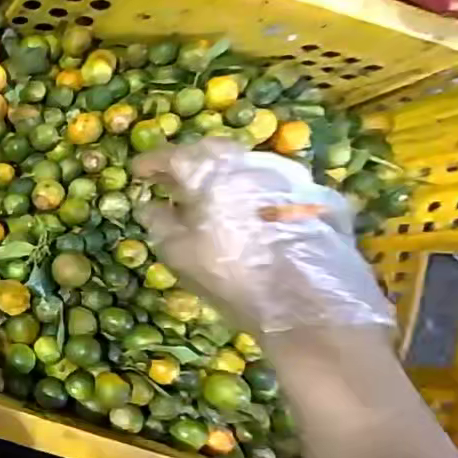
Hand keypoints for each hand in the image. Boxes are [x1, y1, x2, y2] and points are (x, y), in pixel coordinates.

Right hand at [130, 140, 393, 334]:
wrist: (311, 306)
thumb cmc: (231, 276)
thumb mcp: (178, 254)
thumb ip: (160, 223)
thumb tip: (151, 206)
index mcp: (212, 173)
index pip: (173, 156)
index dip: (151, 163)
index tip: (137, 172)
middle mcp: (253, 164)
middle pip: (214, 152)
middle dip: (189, 162)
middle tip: (172, 181)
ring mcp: (293, 178)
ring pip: (249, 166)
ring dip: (225, 177)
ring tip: (211, 199)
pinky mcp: (320, 200)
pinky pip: (277, 188)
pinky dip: (256, 195)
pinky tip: (252, 218)